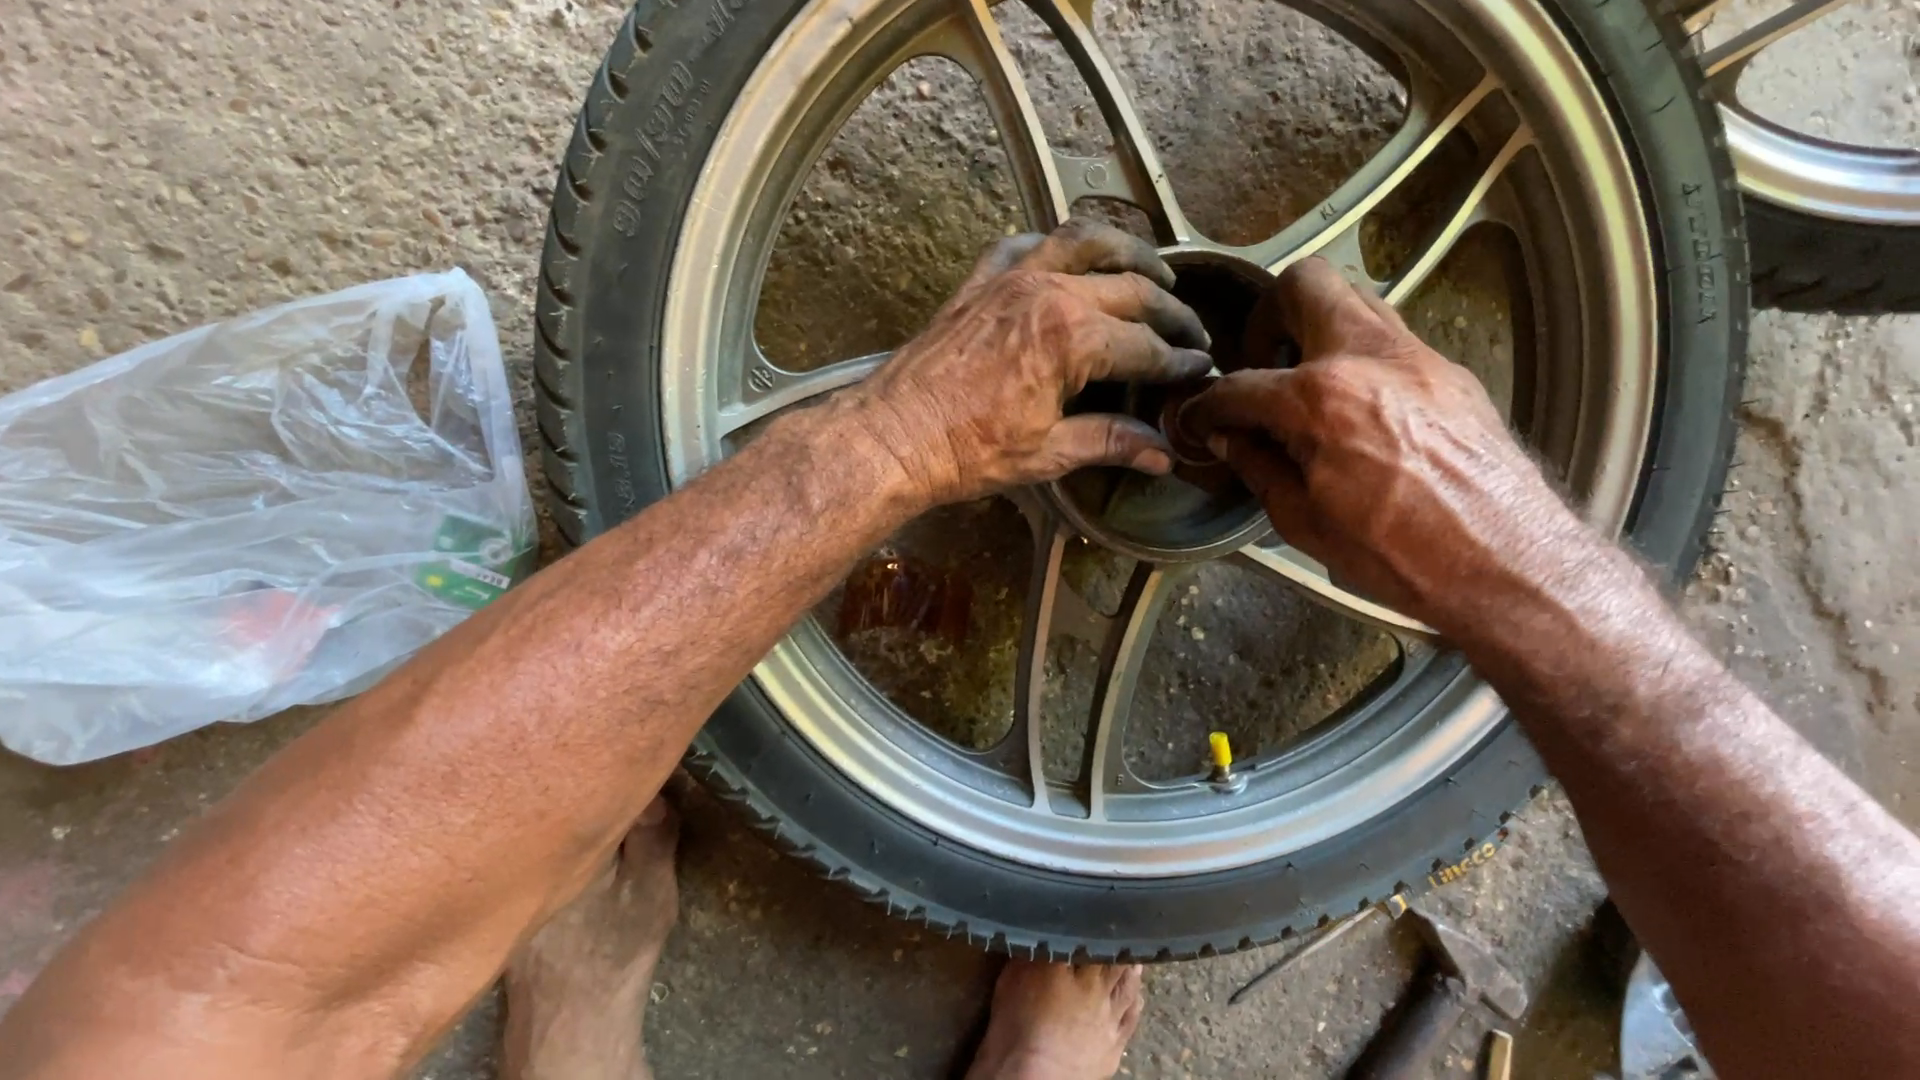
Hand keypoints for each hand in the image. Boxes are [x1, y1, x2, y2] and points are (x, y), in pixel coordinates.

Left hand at [843, 219, 1212, 505]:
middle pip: (1131, 289)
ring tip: (1155, 270)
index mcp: (1074, 338)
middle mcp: (1050, 293)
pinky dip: (1056, 243)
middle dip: (1171, 310)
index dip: (1178, 361)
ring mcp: (1013, 279)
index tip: (1200, 368)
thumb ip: (1111, 442)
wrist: (895, 435)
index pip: (1146, 346)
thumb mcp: (1049, 452)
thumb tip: (1163, 454)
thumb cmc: (968, 451)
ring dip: (1129, 252)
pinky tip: (1069, 255)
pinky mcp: (980, 282)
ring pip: (1086, 242)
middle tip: (1191, 330)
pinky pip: (1027, 243)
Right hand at [1180, 257, 1582, 630]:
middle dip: (1266, 318)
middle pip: (1303, 285)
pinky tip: (1356, 412)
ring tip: (1306, 387)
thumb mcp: (1303, 520)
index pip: (1238, 385)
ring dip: (1318, 331)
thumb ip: (1258, 466)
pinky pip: (1391, 340)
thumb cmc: (1395, 554)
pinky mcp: (1451, 372)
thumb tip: (1230, 438)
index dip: (1205, 406)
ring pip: (1355, 301)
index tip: (1198, 420)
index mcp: (1319, 399)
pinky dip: (1359, 360)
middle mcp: (1367, 356)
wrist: (1508, 564)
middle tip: (1261, 365)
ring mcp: (1417, 356)